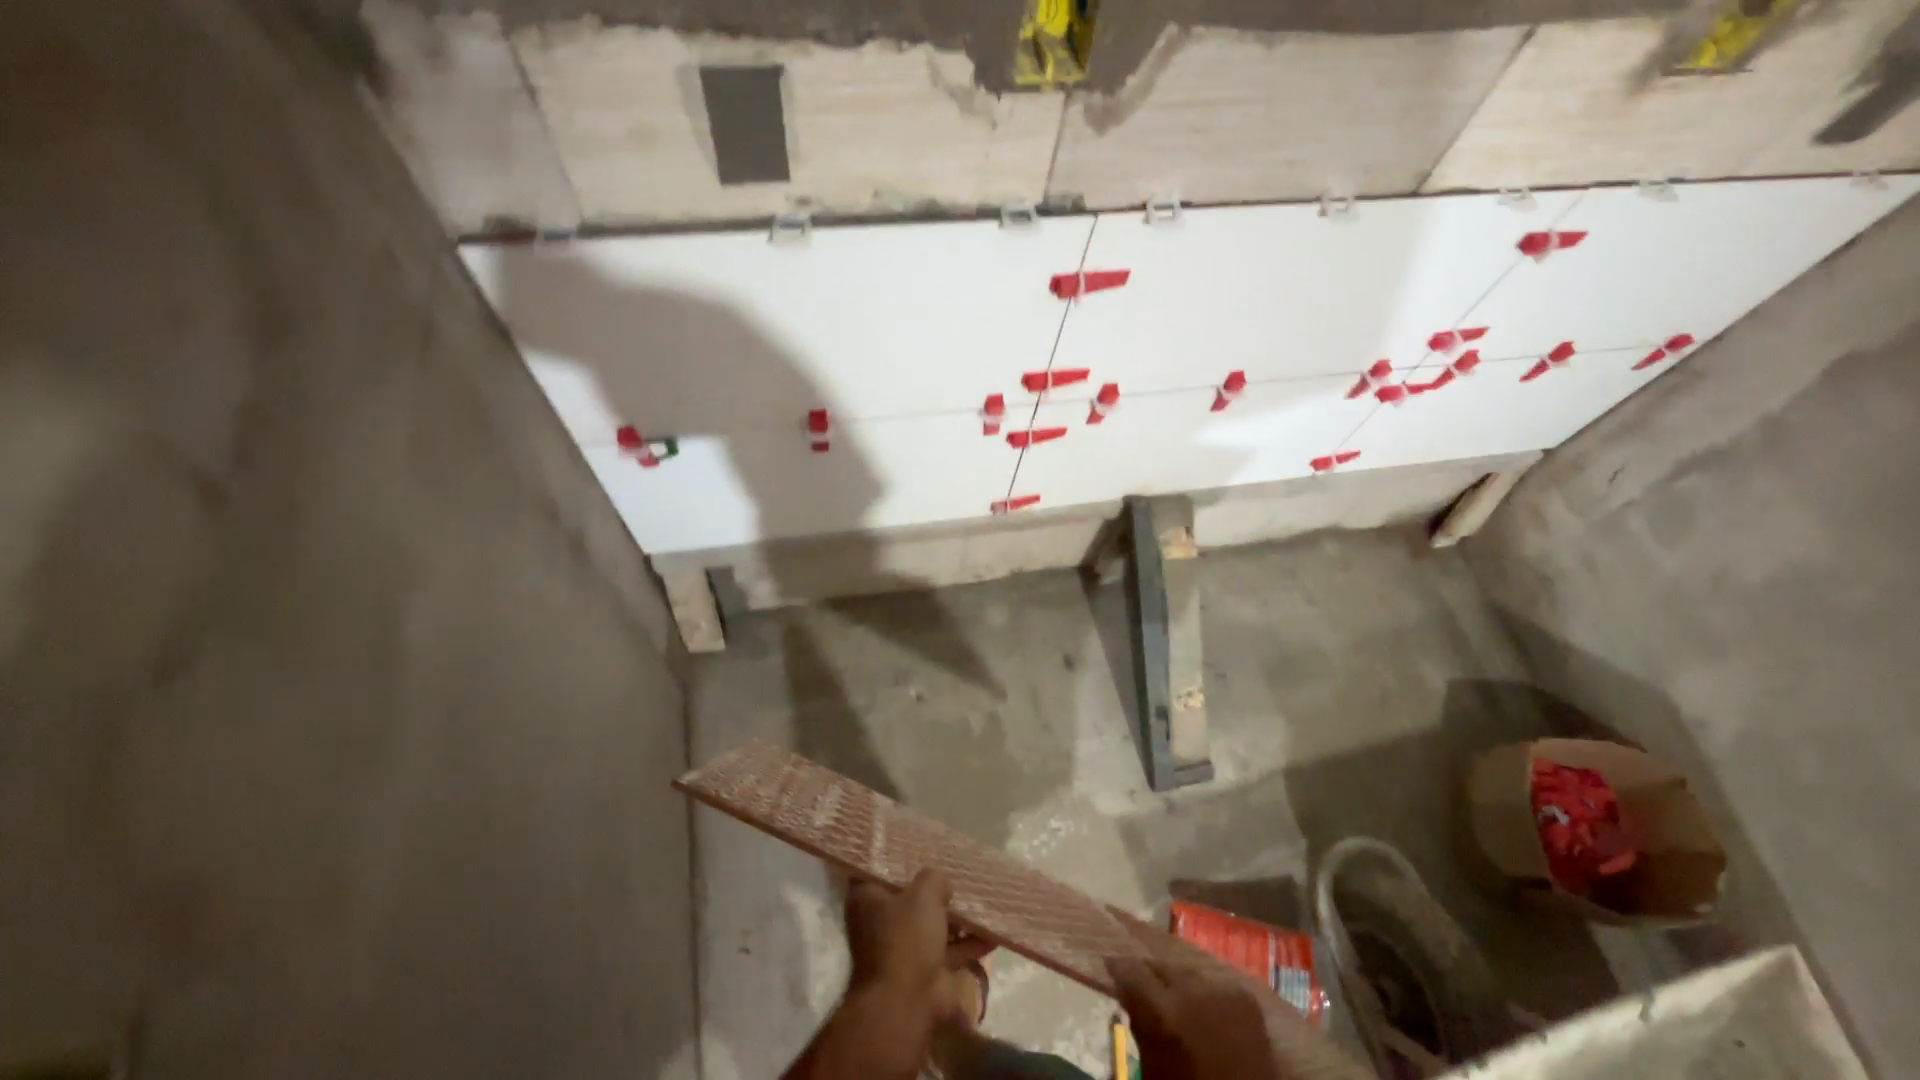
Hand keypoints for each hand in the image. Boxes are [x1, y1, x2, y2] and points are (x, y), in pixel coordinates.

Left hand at [784, 869, 992, 1079]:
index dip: (897, 856)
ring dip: (958, 917)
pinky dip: (970, 943)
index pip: (878, 869)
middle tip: (958, 869)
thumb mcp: (923, 894)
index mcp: (868, 899)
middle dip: (935, 888)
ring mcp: (903, 948)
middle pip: (910, 897)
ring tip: (983, 897)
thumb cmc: (905, 938)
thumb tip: (942, 882)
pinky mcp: (925, 970)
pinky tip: (994, 932)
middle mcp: (881, 922)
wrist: (907, 1002)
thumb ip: (935, 878)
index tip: (920, 845)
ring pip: (933, 924)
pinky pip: (950, 950)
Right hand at [1109, 956, 1286, 1079]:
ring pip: (1188, 972)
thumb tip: (1125, 993)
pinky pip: (1214, 984)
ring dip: (1176, 980)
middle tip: (1139, 982)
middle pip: (1161, 965)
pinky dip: (1203, 992)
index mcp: (1167, 1011)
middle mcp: (1194, 990)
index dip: (1118, 966)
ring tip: (1172, 994)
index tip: (1110, 965)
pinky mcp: (1245, 997)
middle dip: (1147, 972)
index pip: (1132, 970)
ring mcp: (1223, 990)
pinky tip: (1202, 1007)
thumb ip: (1138, 1024)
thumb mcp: (1153, 1068)